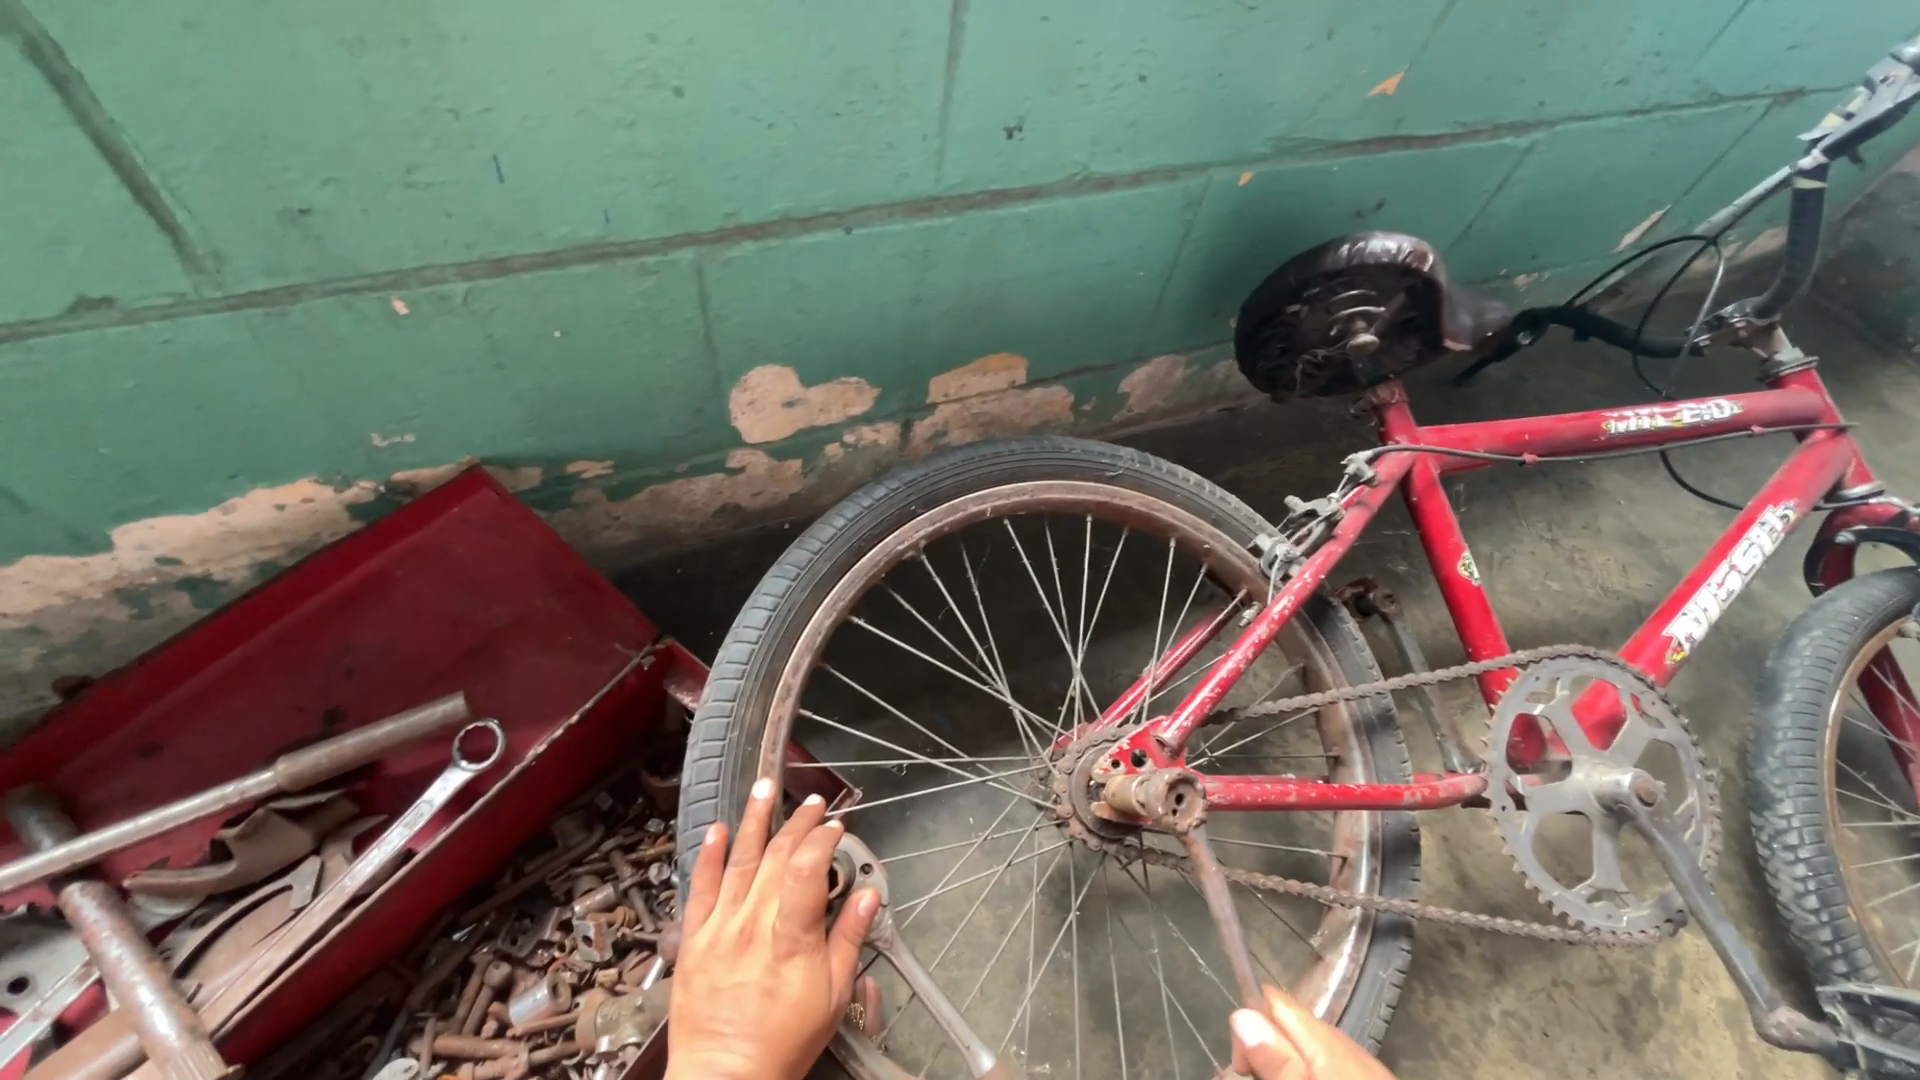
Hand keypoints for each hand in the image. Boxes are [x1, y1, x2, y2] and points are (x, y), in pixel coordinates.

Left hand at [666, 778, 881, 1079]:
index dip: (822, 840)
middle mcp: (753, 924)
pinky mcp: (694, 939)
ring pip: (739, 861)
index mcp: (790, 938)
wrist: (724, 1079)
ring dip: (754, 820)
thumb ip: (849, 939)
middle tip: (813, 802)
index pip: (806, 868)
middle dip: (798, 824)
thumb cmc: (782, 1042)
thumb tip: (868, 896)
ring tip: (765, 788)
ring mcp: (720, 928)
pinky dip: (709, 856)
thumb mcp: (832, 996)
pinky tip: (718, 830)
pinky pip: (701, 888)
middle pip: (776, 857)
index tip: (836, 827)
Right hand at [1229, 985, 1398, 1079]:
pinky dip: (1310, 1073)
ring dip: (1288, 1066)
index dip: (1251, 1025)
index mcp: (1330, 1046)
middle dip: (1268, 1051)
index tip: (1245, 1067)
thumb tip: (1242, 1015)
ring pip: (1309, 1048)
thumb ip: (1279, 1064)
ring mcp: (1365, 1070)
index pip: (1275, 1002)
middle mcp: (1349, 1049)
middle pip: (1290, 1025)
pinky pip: (1330, 1066)